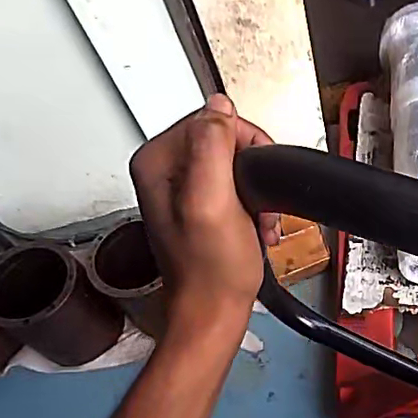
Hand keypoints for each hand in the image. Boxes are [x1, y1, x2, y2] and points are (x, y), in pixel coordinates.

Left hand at [128, 95, 279, 328]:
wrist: (214, 311)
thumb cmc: (212, 271)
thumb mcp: (213, 202)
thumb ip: (212, 147)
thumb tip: (218, 107)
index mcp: (157, 162)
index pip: (211, 119)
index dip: (246, 144)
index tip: (256, 178)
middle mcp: (164, 171)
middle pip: (224, 141)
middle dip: (253, 173)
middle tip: (257, 206)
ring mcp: (181, 190)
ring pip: (235, 165)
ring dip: (257, 193)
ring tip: (259, 222)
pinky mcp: (199, 207)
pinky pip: (236, 186)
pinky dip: (254, 206)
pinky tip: (257, 227)